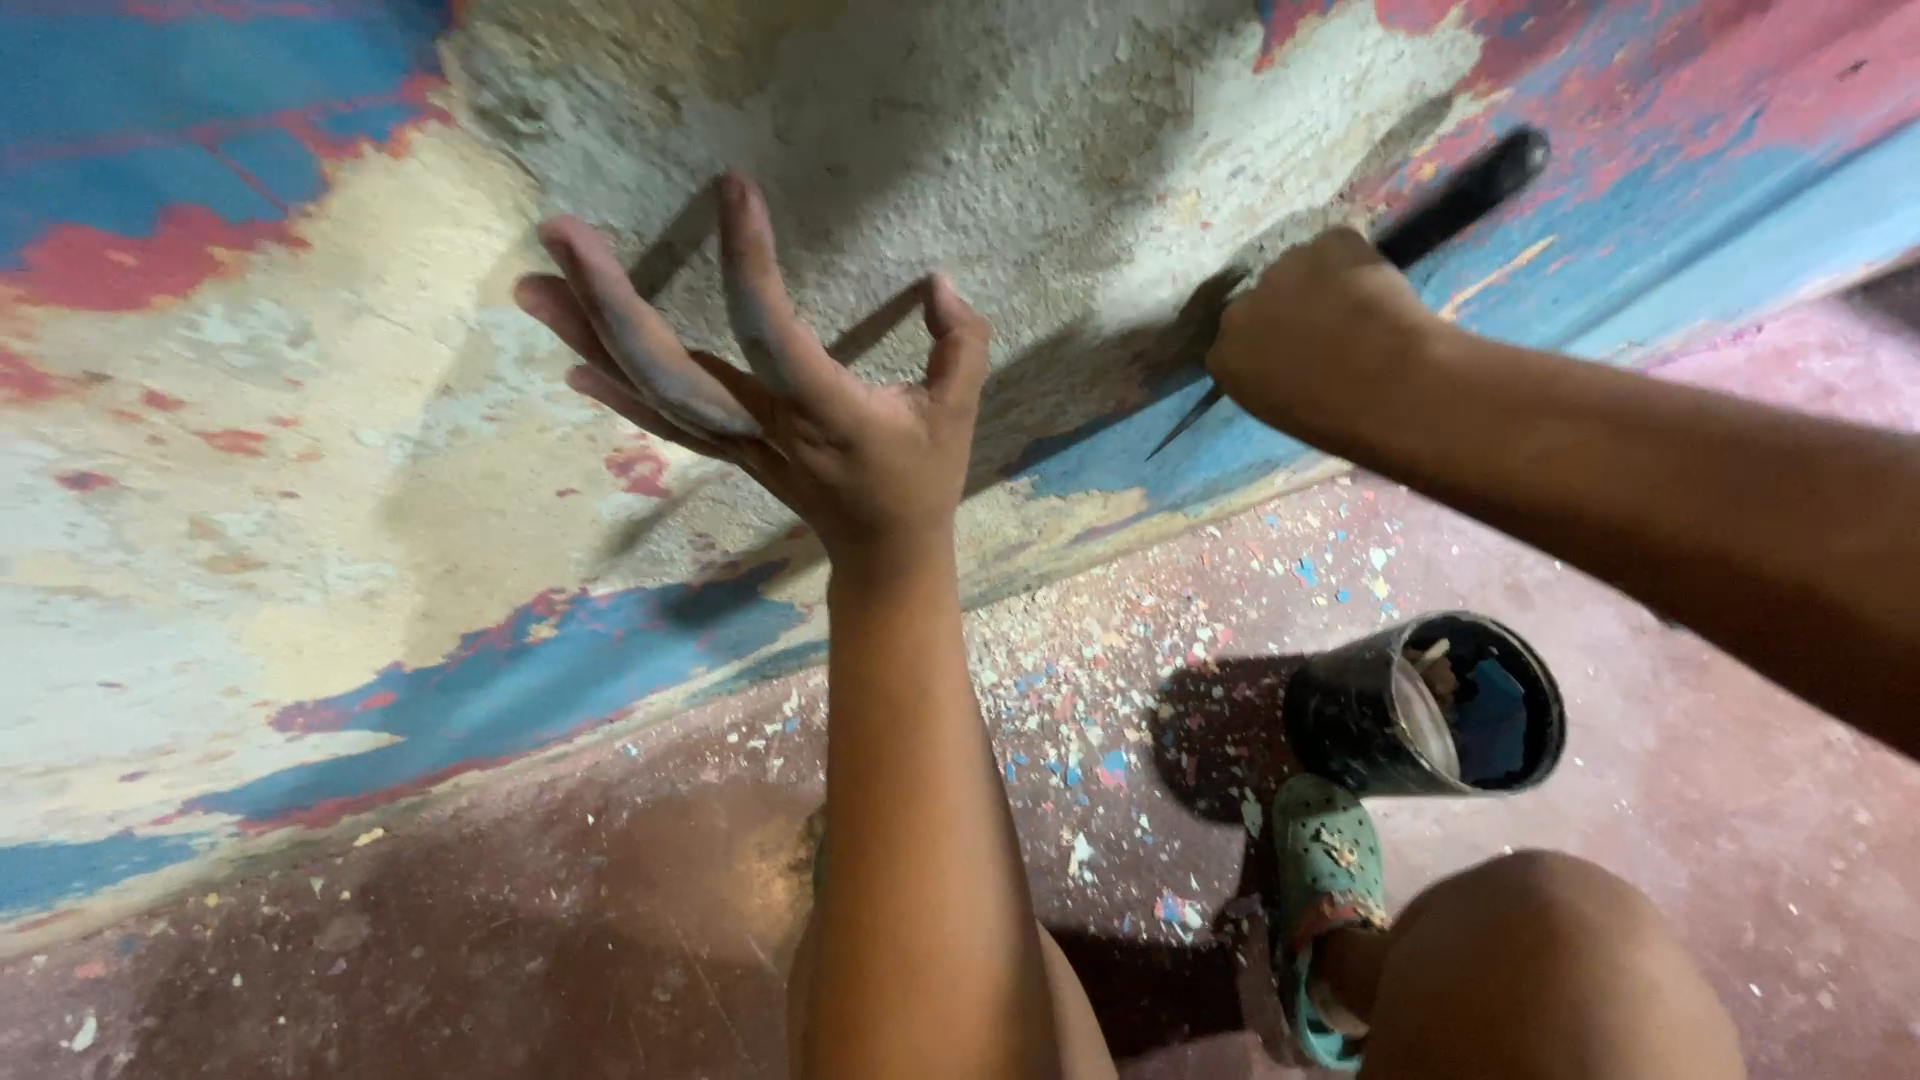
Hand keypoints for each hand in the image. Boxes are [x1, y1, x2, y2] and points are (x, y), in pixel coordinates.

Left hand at [514, 173, 991, 574]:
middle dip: (613, 303)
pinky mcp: (733, 454)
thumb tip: (940, 284)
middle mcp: (771, 428)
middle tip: (560, 233)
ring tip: (530, 285)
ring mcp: (742, 446)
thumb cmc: (922, 480)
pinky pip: (667, 425)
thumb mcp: (959, 411)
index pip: (774, 333)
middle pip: (675, 370)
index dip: (750, 263)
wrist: (885, 554)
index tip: (734, 188)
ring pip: (657, 395)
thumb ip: (961, 344)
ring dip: (590, 341)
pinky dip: (618, 395)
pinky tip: (570, 363)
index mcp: (829, 412)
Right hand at [1205, 226, 1449, 427]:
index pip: (1236, 341)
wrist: (1388, 384)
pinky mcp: (1325, 244)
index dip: (1267, 341)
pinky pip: (1338, 246)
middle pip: (1261, 300)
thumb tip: (1283, 361)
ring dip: (1319, 281)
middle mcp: (1239, 310)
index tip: (1291, 351)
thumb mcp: (1279, 407)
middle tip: (1325, 327)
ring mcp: (1280, 270)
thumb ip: (1265, 374)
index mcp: (1223, 357)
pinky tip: (1373, 289)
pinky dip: (1355, 261)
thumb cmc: (1334, 416)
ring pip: (1299, 268)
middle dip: (1285, 308)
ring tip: (1354, 306)